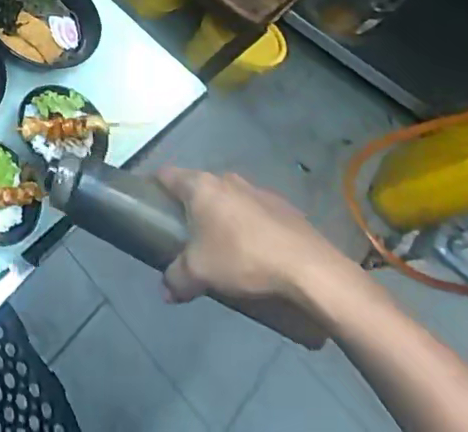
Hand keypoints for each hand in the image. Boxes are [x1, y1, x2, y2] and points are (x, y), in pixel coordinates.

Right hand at [154, 167, 355, 307]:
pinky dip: (253, 226)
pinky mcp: (289, 210)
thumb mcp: (201, 273)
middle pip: (199, 185)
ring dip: (225, 214)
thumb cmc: (244, 259)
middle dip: (191, 204)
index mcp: (200, 186)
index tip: (151, 205)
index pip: (165, 174)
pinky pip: (259, 212)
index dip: (154, 187)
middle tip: (188, 231)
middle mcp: (227, 180)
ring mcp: (261, 192)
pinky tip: (260, 252)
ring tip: (226, 244)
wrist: (315, 273)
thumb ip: (176, 279)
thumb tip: (165, 293)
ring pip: (231, 197)